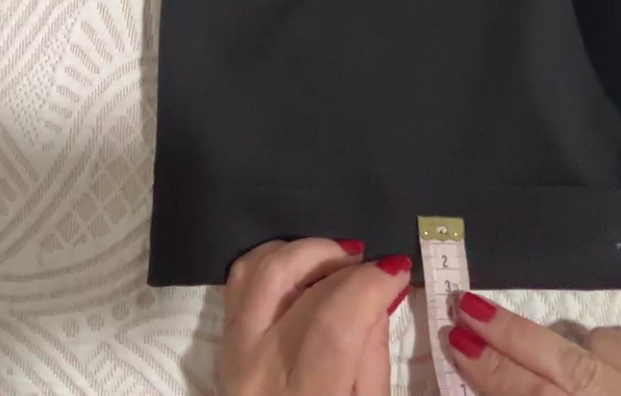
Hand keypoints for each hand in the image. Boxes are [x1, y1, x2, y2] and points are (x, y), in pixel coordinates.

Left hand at [217, 238, 413, 395]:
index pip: (333, 324)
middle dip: (345, 265)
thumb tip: (380, 290)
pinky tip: (301, 262)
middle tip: (372, 264)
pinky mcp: (223, 336)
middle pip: (301, 290)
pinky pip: (241, 275)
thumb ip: (372, 351)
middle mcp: (259, 370)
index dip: (369, 286)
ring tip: (340, 256)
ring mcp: (233, 349)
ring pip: (264, 270)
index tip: (397, 269)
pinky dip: (273, 255)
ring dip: (307, 250)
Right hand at [445, 292, 620, 394]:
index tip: (455, 341)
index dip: (498, 374)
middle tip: (464, 307)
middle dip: (513, 337)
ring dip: (568, 344)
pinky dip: (617, 343)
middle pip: (573, 368)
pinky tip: (606, 356)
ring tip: (546, 352)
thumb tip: (488, 377)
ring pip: (608, 345)